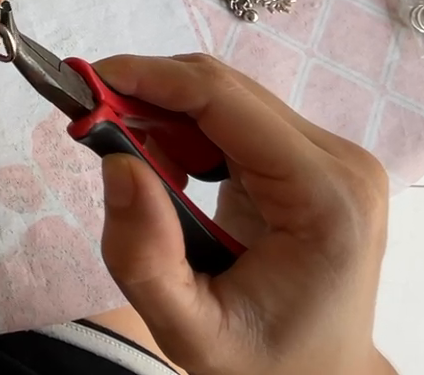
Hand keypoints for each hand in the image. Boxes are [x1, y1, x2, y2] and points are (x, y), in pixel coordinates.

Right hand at [94, 54, 395, 374]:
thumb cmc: (260, 362)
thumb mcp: (189, 331)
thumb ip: (144, 256)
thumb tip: (118, 163)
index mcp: (325, 199)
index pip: (223, 98)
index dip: (149, 78)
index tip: (84, 83)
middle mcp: (339, 162)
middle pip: (220, 87)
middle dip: (145, 92)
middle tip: (91, 122)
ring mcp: (329, 155)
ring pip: (220, 92)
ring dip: (160, 110)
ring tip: (133, 160)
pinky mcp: (309, 155)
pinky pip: (227, 111)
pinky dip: (181, 126)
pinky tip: (170, 169)